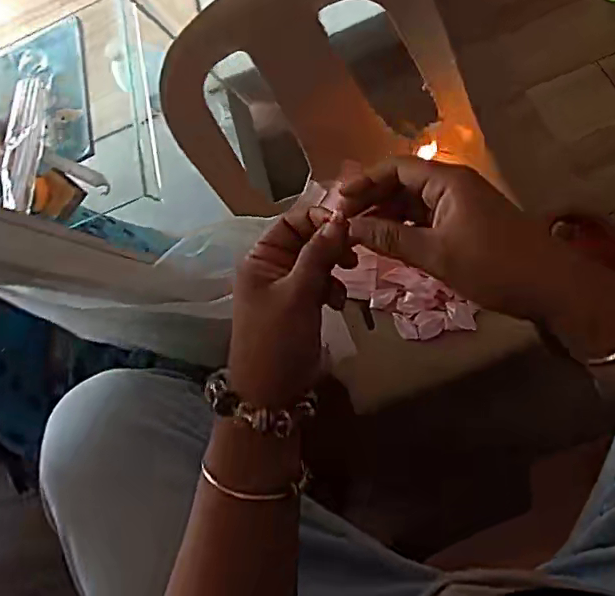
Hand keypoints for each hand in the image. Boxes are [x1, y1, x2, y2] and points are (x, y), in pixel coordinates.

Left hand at [226, 200, 354, 407]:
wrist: (270, 397)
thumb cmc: (277, 340)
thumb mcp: (298, 294)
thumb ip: (318, 254)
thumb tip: (340, 217)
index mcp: (260, 256)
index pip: (291, 220)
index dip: (319, 218)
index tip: (348, 226)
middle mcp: (271, 265)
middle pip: (306, 238)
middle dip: (330, 244)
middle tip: (354, 255)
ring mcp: (285, 285)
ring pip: (316, 260)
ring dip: (334, 266)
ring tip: (349, 276)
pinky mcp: (299, 304)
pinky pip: (320, 282)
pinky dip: (332, 287)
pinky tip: (339, 302)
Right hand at [332, 157, 577, 320]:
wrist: (556, 289)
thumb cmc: (494, 266)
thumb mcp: (436, 254)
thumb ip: (390, 237)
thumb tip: (350, 227)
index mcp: (446, 180)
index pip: (395, 167)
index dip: (364, 182)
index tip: (339, 202)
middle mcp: (453, 183)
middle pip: (402, 181)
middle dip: (372, 198)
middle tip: (344, 220)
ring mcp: (462, 202)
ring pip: (414, 199)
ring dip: (387, 213)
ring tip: (360, 232)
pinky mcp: (469, 221)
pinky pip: (428, 215)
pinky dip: (406, 225)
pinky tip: (390, 241)